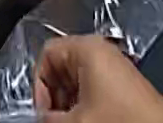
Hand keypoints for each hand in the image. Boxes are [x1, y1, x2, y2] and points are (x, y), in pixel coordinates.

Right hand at [34, 36, 162, 122]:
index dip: (39, 85)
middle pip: (61, 68)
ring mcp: (113, 70)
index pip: (47, 54)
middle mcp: (99, 52)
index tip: (45, 115)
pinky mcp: (123, 89)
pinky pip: (92, 93)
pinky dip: (85, 110)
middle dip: (55, 99)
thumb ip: (50, 119)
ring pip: (76, 84)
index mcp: (86, 48)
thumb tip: (42, 119)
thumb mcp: (77, 122)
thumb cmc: (119, 121)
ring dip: (70, 107)